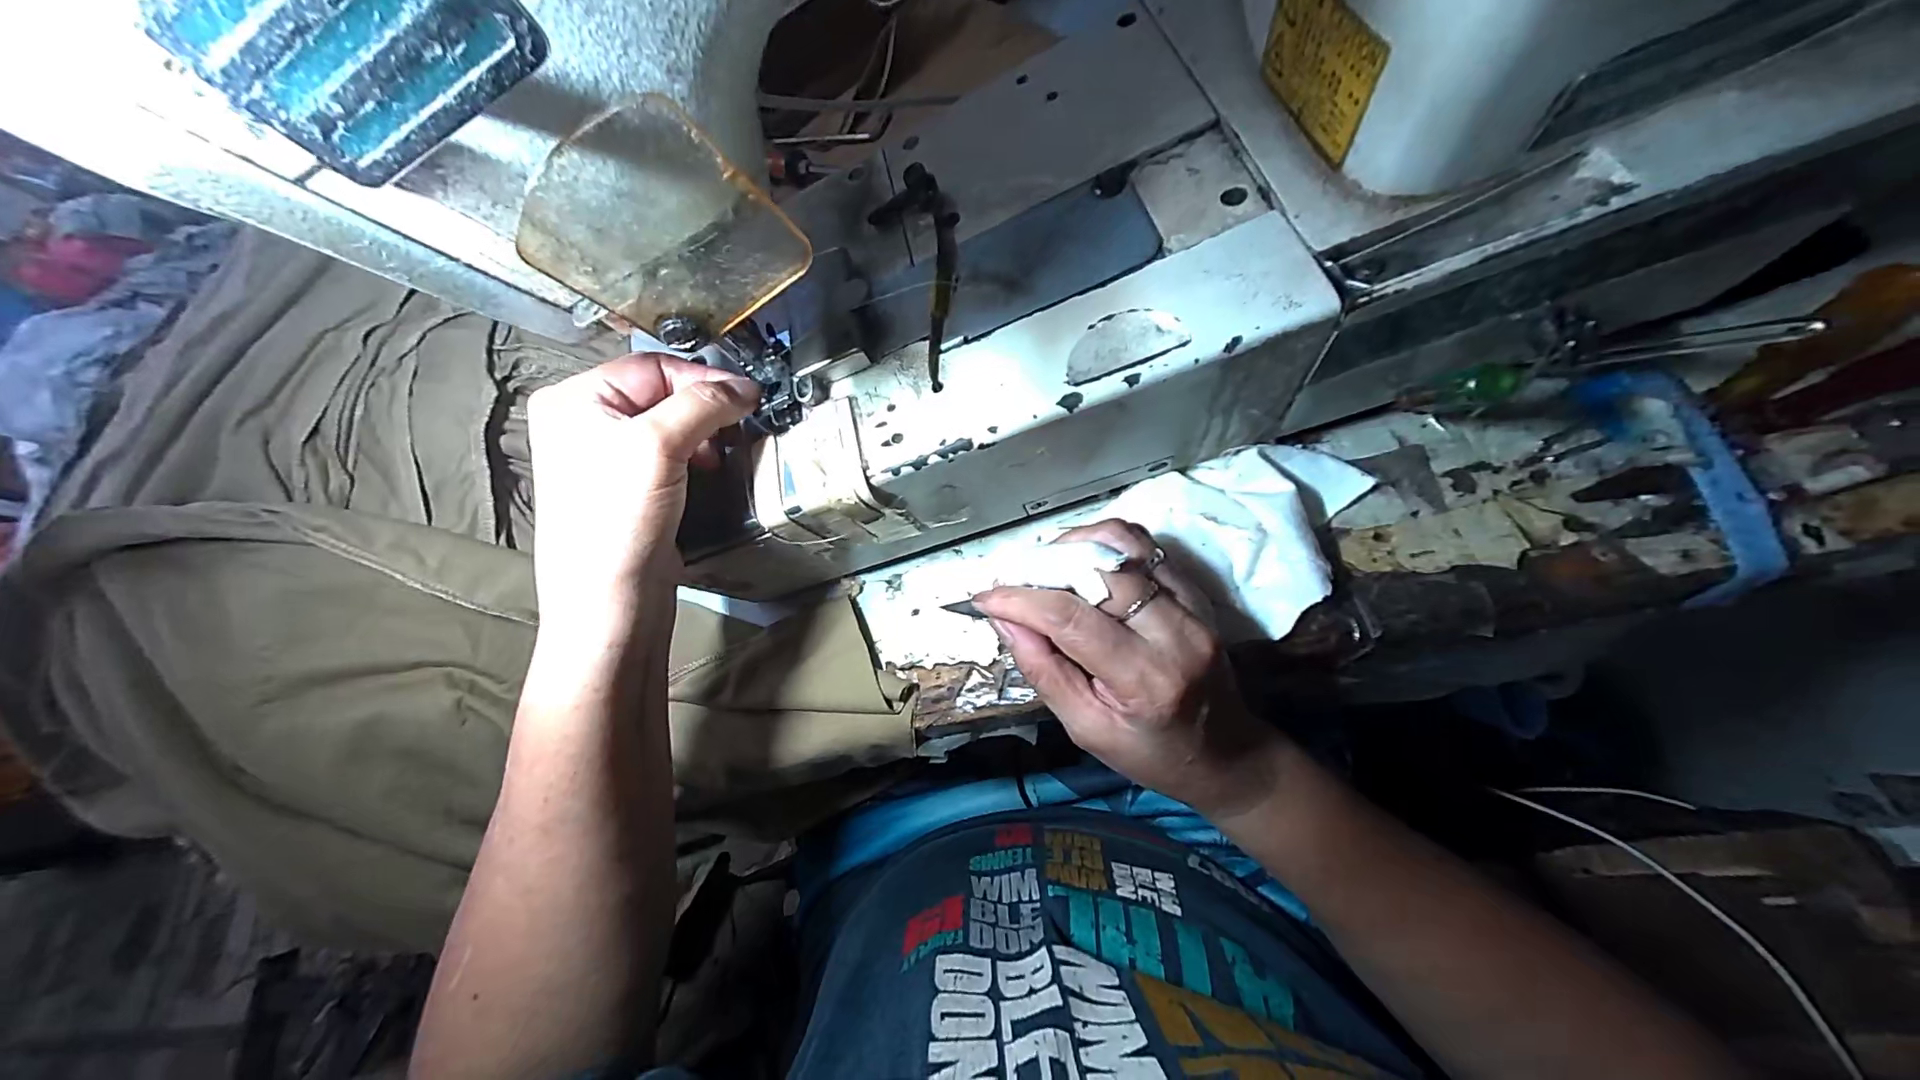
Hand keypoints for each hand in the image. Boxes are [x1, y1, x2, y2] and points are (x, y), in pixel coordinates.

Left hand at [527, 353, 757, 619]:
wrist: (612, 598)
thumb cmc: (616, 526)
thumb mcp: (660, 446)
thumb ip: (704, 404)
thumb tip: (742, 387)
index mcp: (574, 400)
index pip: (652, 366)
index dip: (702, 379)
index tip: (744, 396)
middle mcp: (583, 424)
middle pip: (662, 393)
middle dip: (704, 409)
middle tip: (732, 428)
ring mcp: (605, 457)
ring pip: (670, 424)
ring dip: (703, 434)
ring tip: (716, 455)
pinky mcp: (628, 487)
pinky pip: (669, 453)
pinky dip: (694, 457)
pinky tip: (705, 472)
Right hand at [971, 520, 1290, 819]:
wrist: (1227, 754)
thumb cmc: (1152, 754)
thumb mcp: (1086, 729)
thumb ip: (1044, 670)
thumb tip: (1004, 620)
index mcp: (1145, 680)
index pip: (1072, 619)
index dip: (1021, 600)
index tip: (986, 598)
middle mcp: (1176, 634)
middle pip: (1099, 573)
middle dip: (1044, 570)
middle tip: (1014, 583)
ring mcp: (1193, 608)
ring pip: (1125, 547)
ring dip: (1075, 548)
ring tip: (1045, 567)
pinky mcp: (1198, 593)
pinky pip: (1146, 548)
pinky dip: (1106, 546)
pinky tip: (1083, 564)